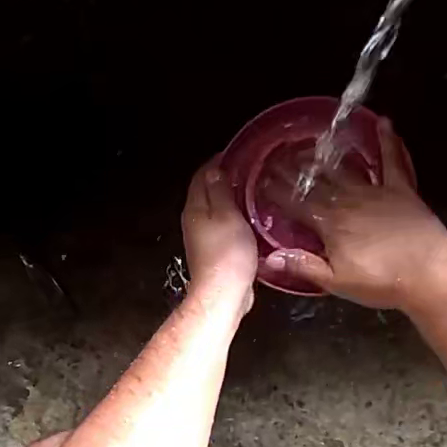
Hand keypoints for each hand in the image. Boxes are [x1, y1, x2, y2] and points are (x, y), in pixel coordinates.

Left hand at [181, 160, 258, 315]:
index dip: (218, 161)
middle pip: (206, 192)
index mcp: (195, 208)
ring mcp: (201, 238)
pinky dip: (235, 218)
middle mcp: (193, 221)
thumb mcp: (227, 214)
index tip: (238, 152)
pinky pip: (223, 227)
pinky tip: (251, 219)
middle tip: (249, 170)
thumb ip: (220, 191)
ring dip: (231, 199)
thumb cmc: (227, 253)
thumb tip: (214, 169)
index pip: (202, 175)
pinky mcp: (212, 253)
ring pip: (215, 210)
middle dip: (225, 178)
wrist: (222, 293)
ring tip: (253, 191)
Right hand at [260, 120, 446, 311]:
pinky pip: (392, 160)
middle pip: (316, 182)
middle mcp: (350, 202)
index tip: (262, 181)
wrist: (429, 276)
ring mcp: (377, 193)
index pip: (296, 204)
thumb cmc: (381, 283)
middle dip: (294, 170)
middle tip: (279, 157)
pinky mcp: (402, 190)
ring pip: (346, 168)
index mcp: (331, 225)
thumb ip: (303, 266)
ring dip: (328, 155)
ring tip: (313, 143)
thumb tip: (269, 258)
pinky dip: (387, 141)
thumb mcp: (337, 282)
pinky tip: (383, 123)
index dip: (277, 192)